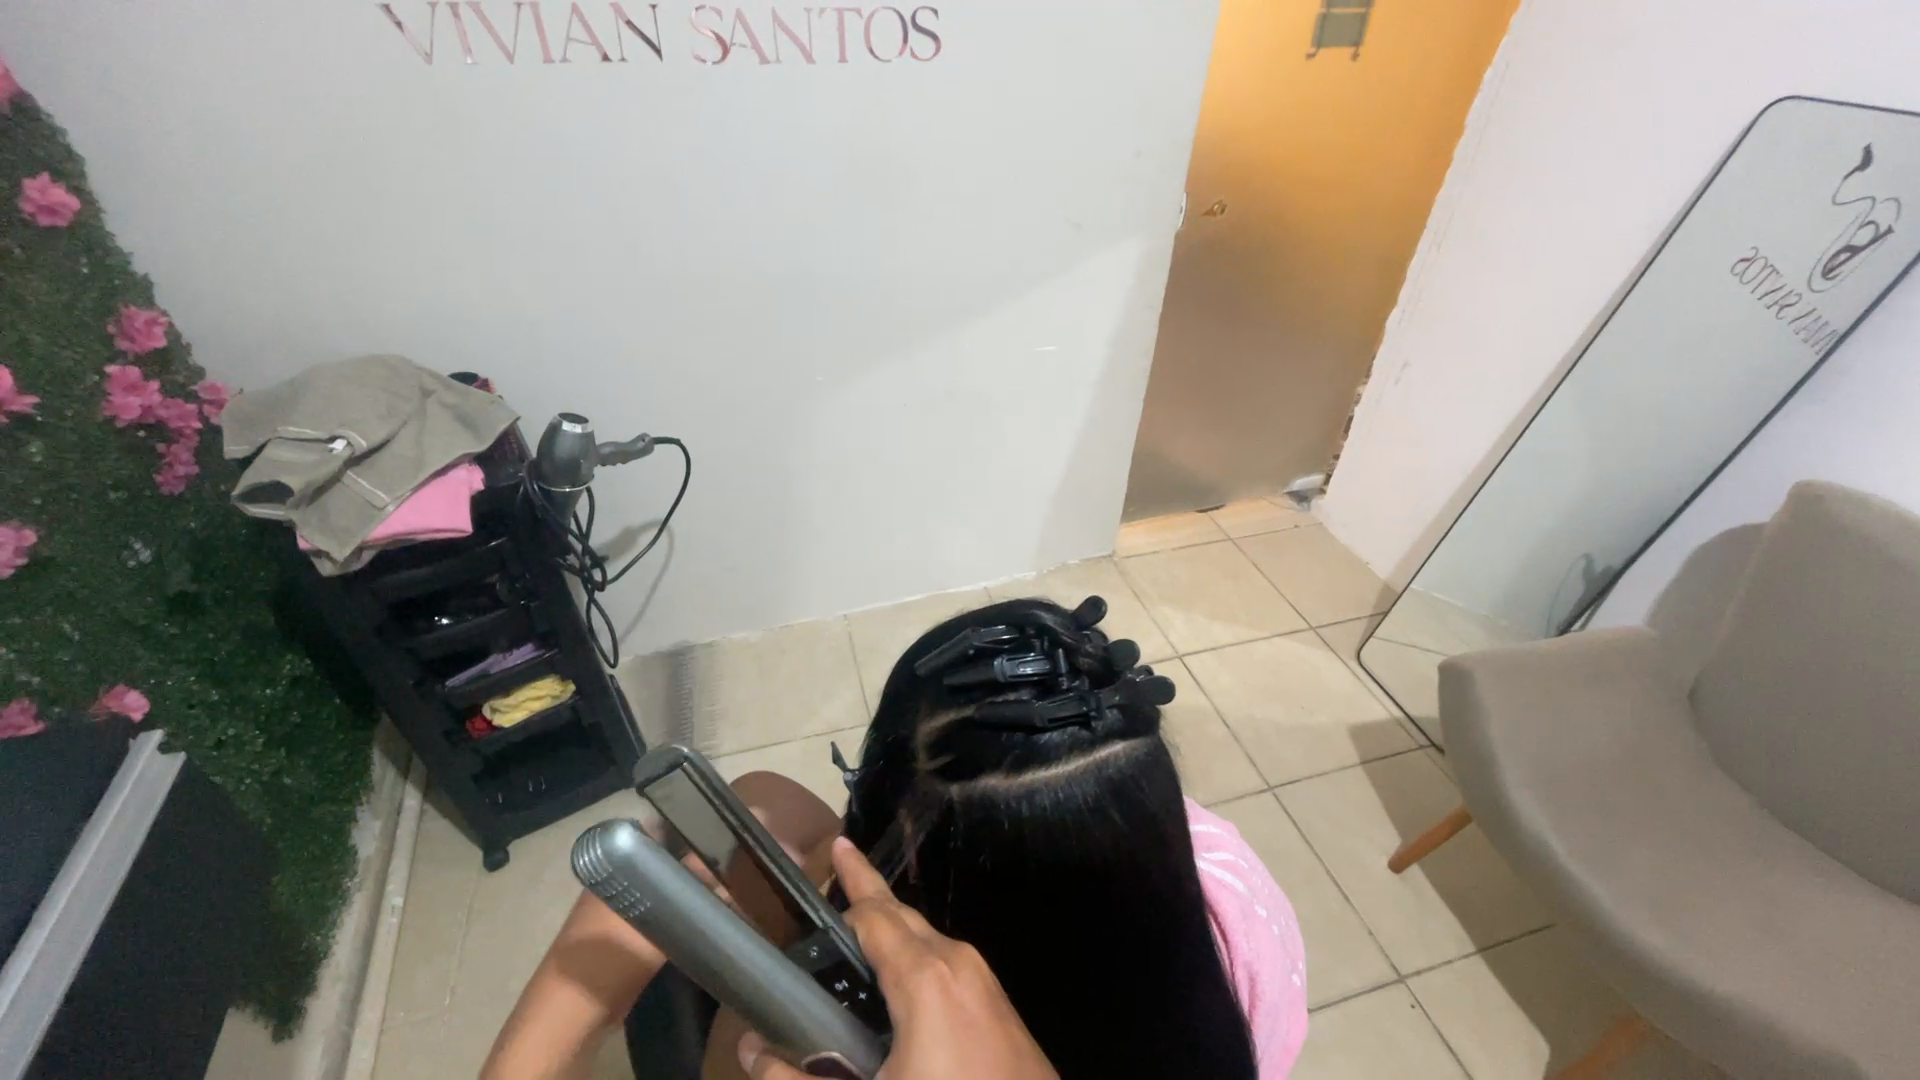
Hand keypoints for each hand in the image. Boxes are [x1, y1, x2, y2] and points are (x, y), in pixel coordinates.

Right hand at [736, 837, 1057, 1079]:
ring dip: (891, 930)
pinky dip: (914, 959)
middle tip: (838, 865)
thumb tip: (752, 1050)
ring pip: (926, 938)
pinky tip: (894, 988)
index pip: (873, 913)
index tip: (827, 858)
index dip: (845, 886)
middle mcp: (957, 962)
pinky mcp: (997, 1004)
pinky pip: (946, 964)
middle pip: (902, 915)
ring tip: (853, 935)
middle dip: (868, 891)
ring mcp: (984, 981)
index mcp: (925, 975)